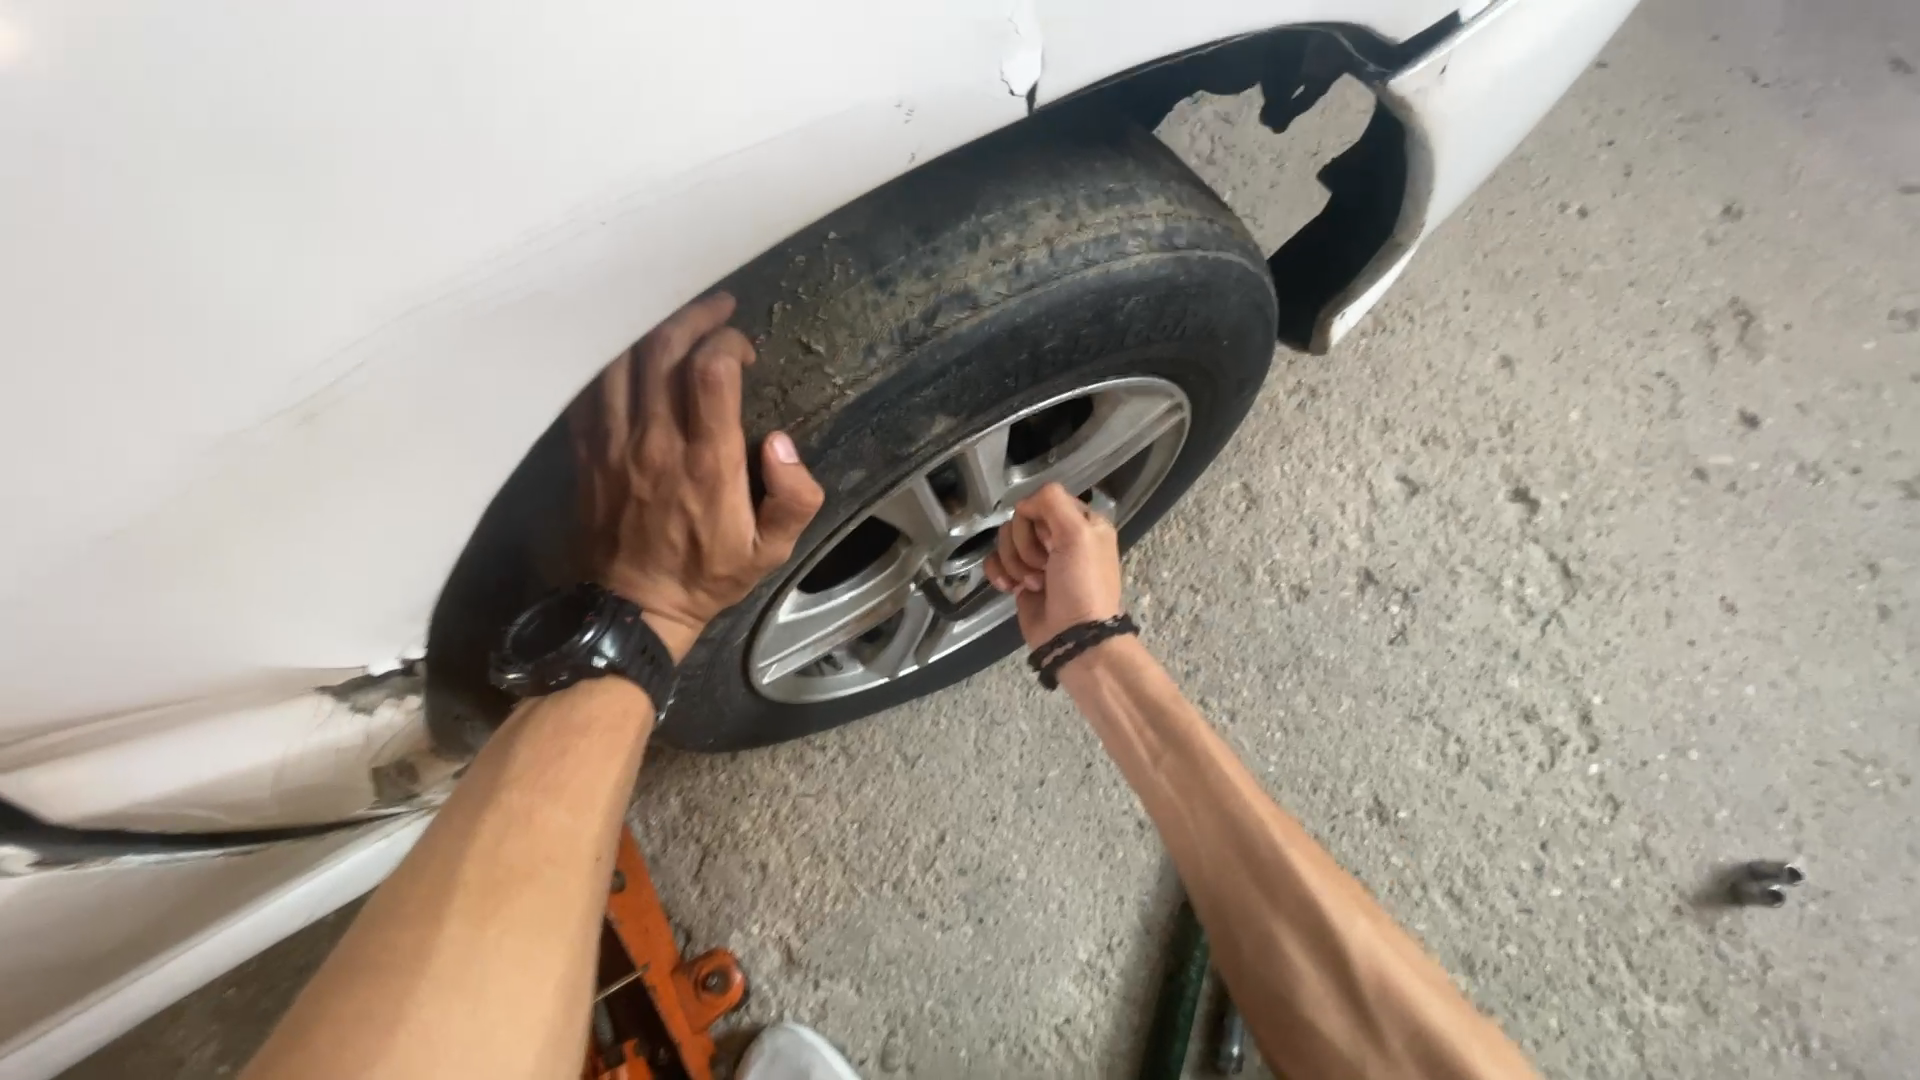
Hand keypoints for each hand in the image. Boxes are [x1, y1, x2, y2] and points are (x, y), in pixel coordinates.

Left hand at [570, 292, 824, 659]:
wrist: (633, 606)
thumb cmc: (709, 575)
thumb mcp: (773, 551)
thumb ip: (795, 497)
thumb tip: (783, 442)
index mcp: (707, 463)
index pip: (710, 372)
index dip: (729, 343)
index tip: (744, 352)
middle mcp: (656, 441)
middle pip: (663, 349)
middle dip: (694, 316)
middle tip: (717, 308)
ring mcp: (613, 442)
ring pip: (621, 358)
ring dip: (651, 327)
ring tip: (676, 318)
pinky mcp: (587, 450)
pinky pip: (589, 385)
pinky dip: (610, 356)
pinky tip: (631, 350)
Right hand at [983, 484, 1123, 648]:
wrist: (1073, 637)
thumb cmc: (1082, 585)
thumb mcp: (1079, 534)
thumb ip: (1052, 502)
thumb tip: (1022, 504)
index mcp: (1082, 522)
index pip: (1045, 500)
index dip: (1039, 519)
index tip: (1052, 542)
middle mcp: (1060, 537)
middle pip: (1021, 520)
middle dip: (1026, 545)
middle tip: (1044, 567)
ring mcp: (1038, 559)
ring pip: (1006, 540)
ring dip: (1015, 562)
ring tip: (1034, 584)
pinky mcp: (1019, 578)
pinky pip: (996, 561)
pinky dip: (999, 573)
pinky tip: (1010, 588)